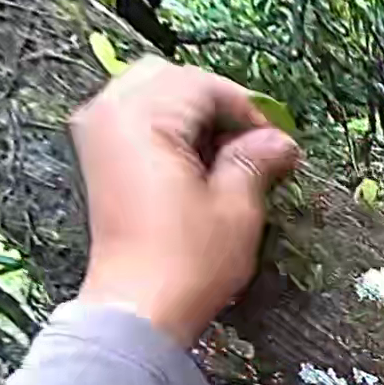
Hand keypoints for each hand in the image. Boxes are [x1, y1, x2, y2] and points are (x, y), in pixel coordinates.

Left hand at [69, 58, 300, 345]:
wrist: (142, 304)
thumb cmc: (193, 260)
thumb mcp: (237, 208)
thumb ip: (256, 163)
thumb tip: (283, 142)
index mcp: (143, 119)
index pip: (201, 85)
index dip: (248, 110)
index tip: (281, 146)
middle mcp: (110, 113)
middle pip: (170, 80)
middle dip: (219, 106)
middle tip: (258, 146)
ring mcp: (100, 136)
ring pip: (153, 97)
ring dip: (198, 120)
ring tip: (236, 161)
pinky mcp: (103, 160)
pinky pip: (139, 122)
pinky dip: (175, 134)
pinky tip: (205, 169)